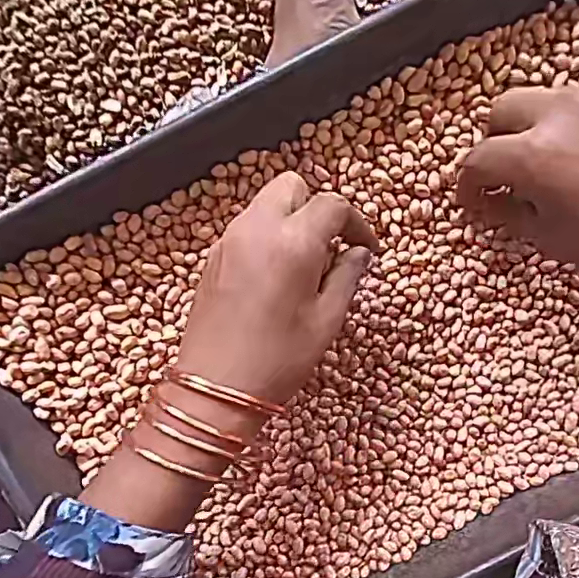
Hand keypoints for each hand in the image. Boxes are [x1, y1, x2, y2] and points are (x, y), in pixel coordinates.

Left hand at [81, 172, 373, 530]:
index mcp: (292, 242)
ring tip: (306, 266)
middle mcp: (256, 229)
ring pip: (265, 205)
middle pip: (292, 188)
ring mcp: (229, 241)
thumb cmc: (278, 361)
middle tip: (332, 247)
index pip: (332, 205)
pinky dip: (267, 236)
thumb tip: (358, 254)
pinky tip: (277, 277)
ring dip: (290, 221)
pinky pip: (246, 228)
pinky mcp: (212, 258)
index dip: (356, 223)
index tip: (366, 249)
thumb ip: (346, 278)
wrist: (215, 389)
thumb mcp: (326, 322)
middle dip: (317, 208)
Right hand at [454, 86, 578, 285]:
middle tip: (502, 173)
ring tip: (544, 163)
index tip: (473, 198)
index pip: (478, 158)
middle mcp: (562, 113)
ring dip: (530, 127)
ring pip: (542, 98)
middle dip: (493, 141)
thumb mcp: (553, 238)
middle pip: (501, 109)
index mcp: (535, 155)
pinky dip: (568, 122)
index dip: (467, 183)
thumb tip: (492, 200)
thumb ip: (512, 211)